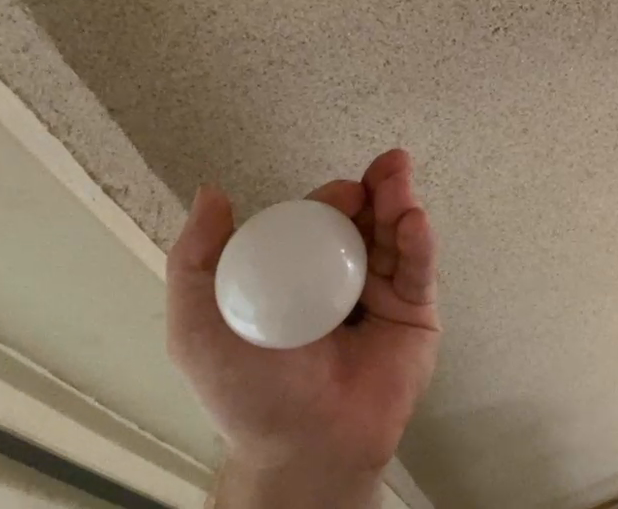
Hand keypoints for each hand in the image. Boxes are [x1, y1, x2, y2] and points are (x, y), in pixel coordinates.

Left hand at [166, 149, 439, 506]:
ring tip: (402, 181)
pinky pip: (419, 270)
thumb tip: (211, 192)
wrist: (304, 449)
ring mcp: (383, 292)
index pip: (321, 223)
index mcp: (298, 273)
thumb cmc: (250, 391)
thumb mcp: (200, 327)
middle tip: (390, 167)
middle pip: (366, 220)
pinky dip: (420, 242)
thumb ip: (197, 260)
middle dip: (380, 187)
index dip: (334, 200)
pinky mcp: (416, 312)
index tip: (346, 191)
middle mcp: (343, 276)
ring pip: (397, 235)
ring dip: (403, 202)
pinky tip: (414, 222)